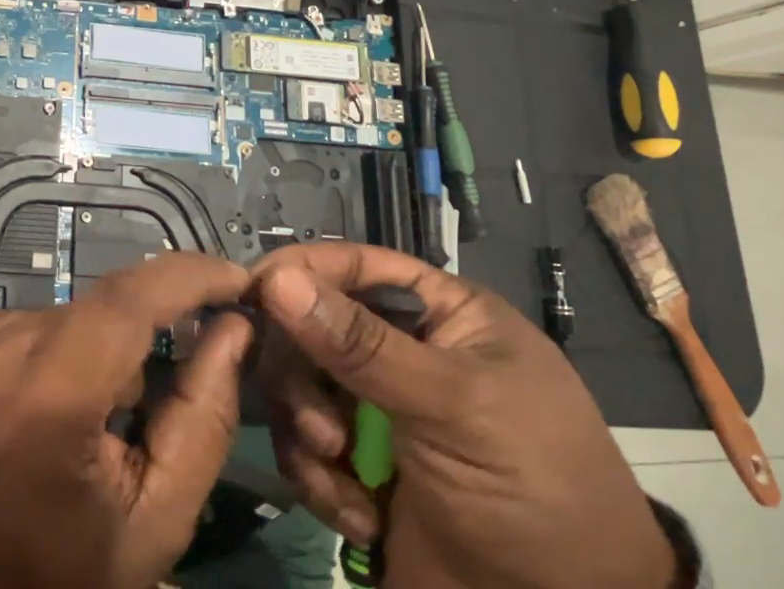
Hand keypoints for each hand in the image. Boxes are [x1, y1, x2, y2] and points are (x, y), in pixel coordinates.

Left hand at [0, 254, 254, 588]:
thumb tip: (231, 326)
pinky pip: (1, 328)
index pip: (125, 302)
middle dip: (125, 344)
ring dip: (73, 352)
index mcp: (43, 403)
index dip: (185, 277)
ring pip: (44, 319)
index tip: (229, 277)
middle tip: (129, 406)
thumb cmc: (58, 566)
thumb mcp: (155, 519)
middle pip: (86, 315)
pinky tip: (20, 409)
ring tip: (65, 419)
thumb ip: (203, 417)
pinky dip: (28, 356)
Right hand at [251, 244, 678, 588]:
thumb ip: (362, 345)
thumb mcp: (453, 407)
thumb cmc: (532, 486)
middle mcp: (402, 353)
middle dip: (303, 380)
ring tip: (342, 476)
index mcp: (441, 316)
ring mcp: (375, 412)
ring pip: (297, 390)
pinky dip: (319, 483)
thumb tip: (277, 279)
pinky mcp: (357, 466)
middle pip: (310, 329)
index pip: (355, 267)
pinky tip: (360, 516)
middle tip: (320, 430)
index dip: (301, 274)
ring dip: (308, 436)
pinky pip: (303, 450)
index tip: (250, 296)